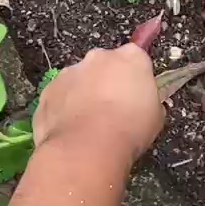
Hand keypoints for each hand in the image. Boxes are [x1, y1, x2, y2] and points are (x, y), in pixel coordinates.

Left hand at [32, 44, 162, 171]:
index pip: (137, 58)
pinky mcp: (49, 90)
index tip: (136, 94)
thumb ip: (149, 100)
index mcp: (131, 57)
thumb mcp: (156, 116)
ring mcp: (70, 72)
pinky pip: (60, 97)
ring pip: (80, 80)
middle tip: (114, 110)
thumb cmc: (129, 129)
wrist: (88, 148)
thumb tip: (143, 103)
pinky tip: (73, 131)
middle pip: (105, 65)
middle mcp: (99, 57)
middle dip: (108, 82)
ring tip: (91, 125)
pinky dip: (64, 109)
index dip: (136, 77)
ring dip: (84, 95)